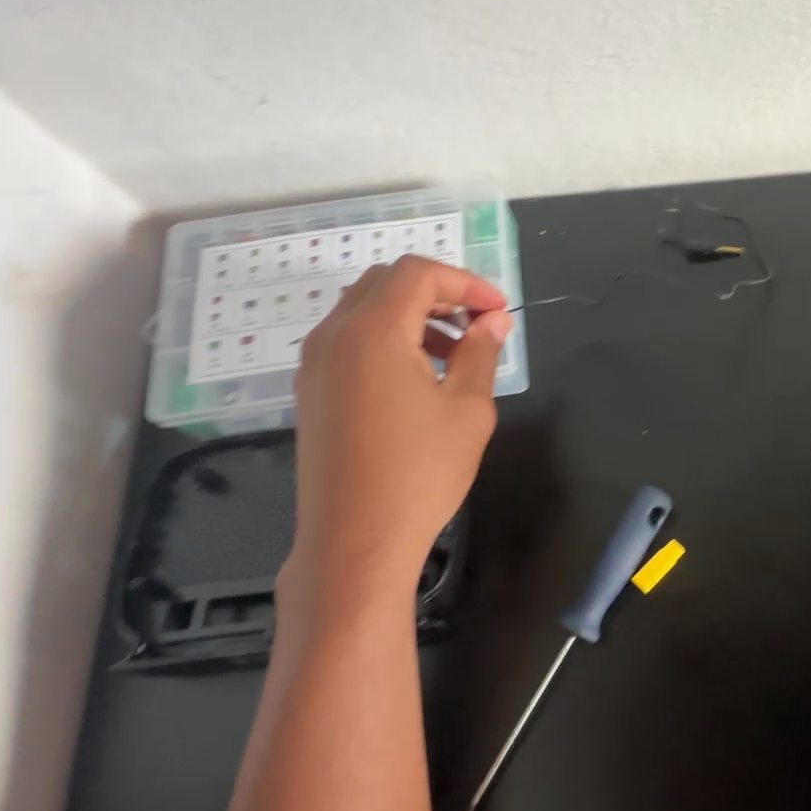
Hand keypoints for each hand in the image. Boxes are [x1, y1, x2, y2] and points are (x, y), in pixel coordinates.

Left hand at [287, 256, 513, 588]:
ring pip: (364, 310)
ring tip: (452, 355)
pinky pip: (349, 341)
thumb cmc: (421, 473)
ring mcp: (315, 363)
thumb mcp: (468, 412)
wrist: (355, 537)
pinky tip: (416, 380)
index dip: (465, 282)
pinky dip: (386, 340)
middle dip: (439, 293)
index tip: (499, 310)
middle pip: (386, 283)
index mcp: (373, 330)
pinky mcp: (311, 390)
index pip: (418, 274)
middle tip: (478, 325)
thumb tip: (493, 323)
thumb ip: (480, 356)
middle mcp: (334, 334)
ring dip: (412, 317)